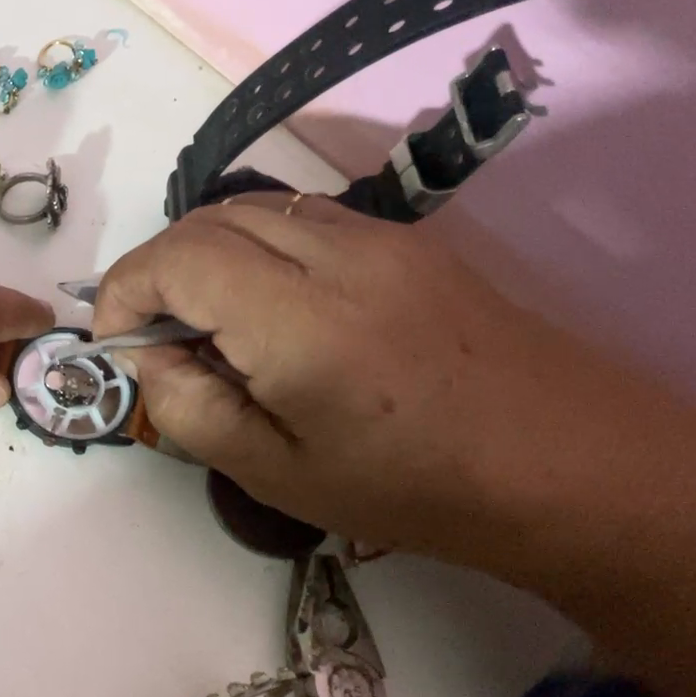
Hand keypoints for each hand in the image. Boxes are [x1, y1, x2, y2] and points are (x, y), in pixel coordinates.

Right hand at [93, 193, 652, 556]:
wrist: (577, 468)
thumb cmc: (411, 488)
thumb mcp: (271, 473)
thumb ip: (186, 406)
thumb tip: (147, 353)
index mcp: (301, 323)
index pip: (177, 258)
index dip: (123, 290)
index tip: (118, 342)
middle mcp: (339, 256)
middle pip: (205, 220)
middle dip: (153, 270)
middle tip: (154, 336)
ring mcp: (380, 238)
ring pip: (249, 208)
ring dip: (198, 253)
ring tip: (202, 320)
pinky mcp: (406, 240)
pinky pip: (297, 218)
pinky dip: (248, 245)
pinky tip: (261, 304)